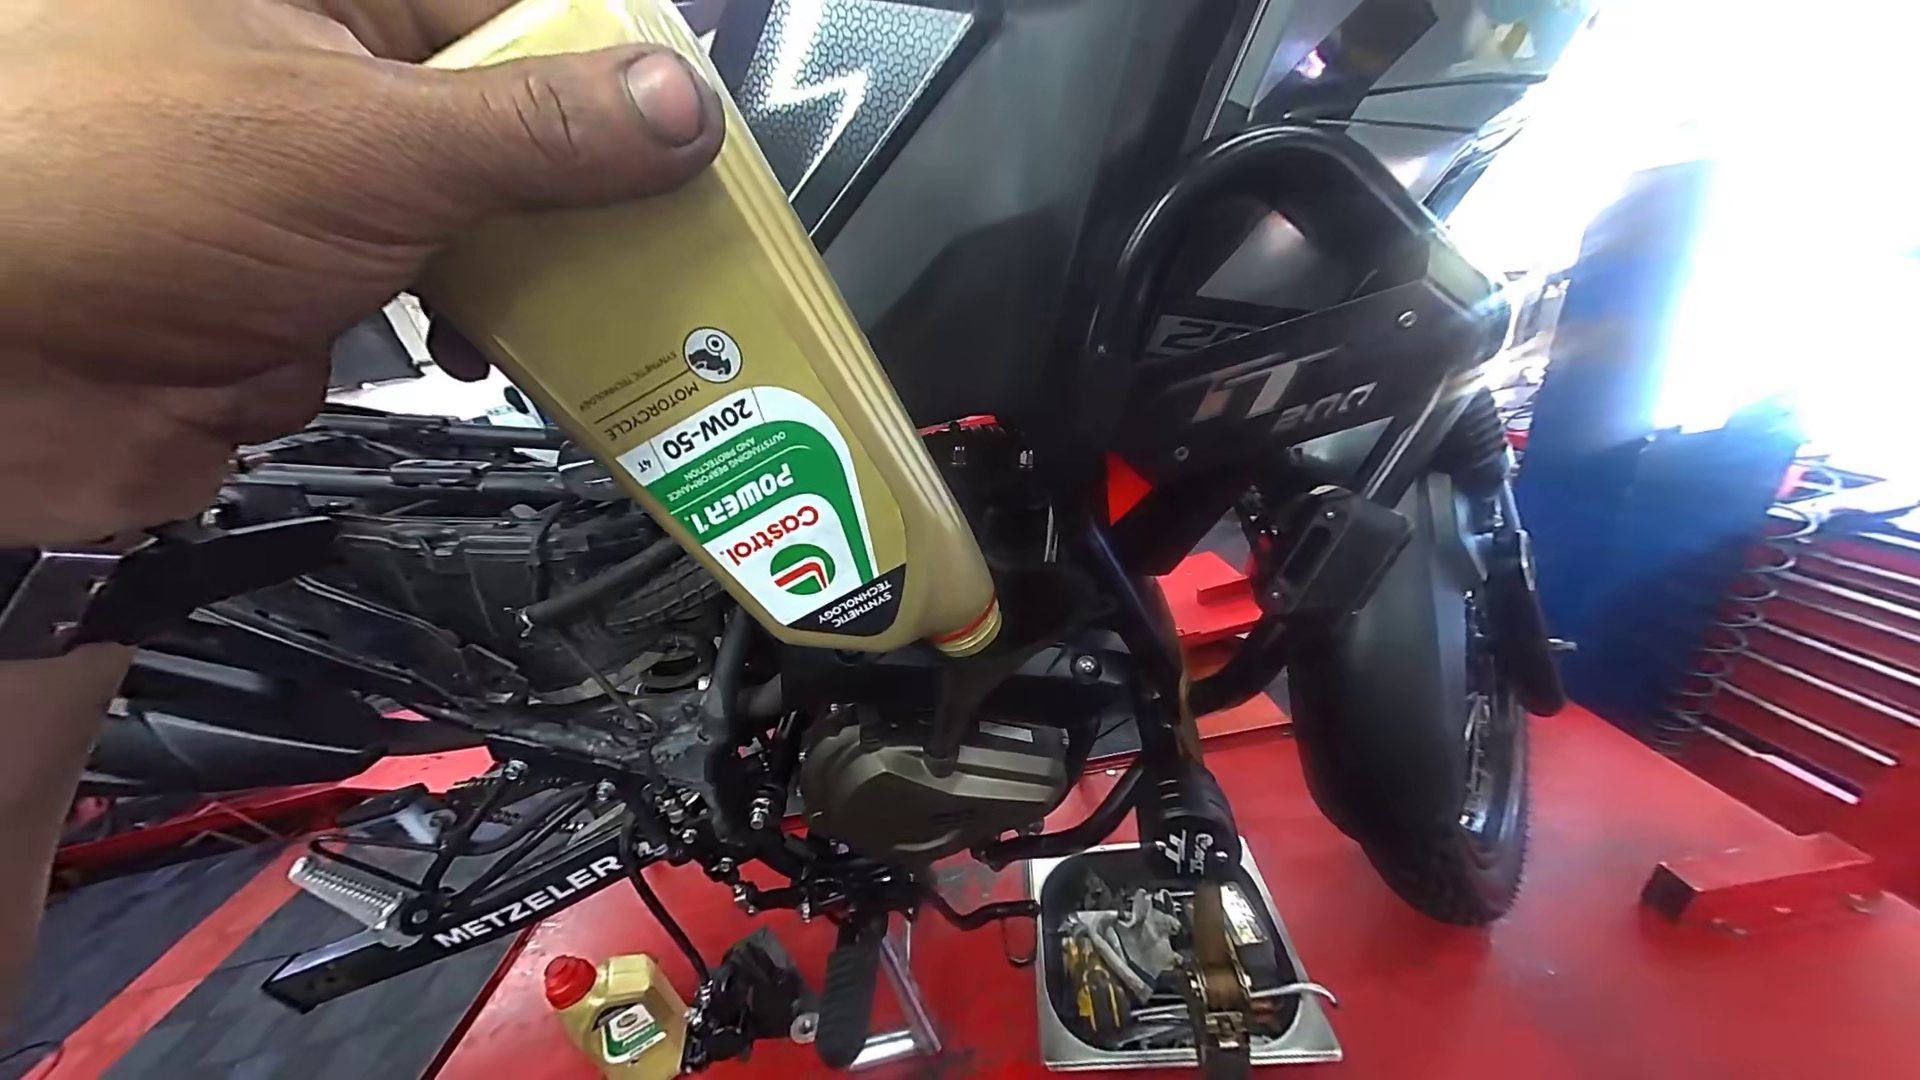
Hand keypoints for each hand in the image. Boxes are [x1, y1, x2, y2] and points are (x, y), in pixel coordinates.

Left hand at [0, 0, 723, 545]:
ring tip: (600, 301)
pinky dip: (509, 317)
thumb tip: (679, 104)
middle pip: (534, 118)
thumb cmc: (101, 203)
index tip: (696, 140)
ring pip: (516, 207)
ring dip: (565, 266)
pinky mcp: (363, 259)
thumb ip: (542, 126)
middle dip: (604, 189)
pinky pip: (479, 276)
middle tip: (670, 233)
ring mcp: (353, 170)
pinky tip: (498, 344)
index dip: (624, 73)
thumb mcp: (369, 143)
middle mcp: (340, 67)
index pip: (526, 10)